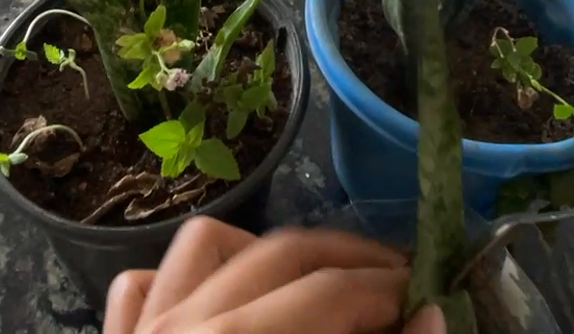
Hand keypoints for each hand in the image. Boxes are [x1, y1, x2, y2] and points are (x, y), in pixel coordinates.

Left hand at [105, 217, 443, 333]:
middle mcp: (181, 330)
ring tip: (311, 282)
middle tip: (394, 279)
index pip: (326, 297)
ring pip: (205, 247)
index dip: (384, 290)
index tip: (423, 293)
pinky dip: (181, 281)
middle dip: (345, 260)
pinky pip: (140, 287)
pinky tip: (215, 301)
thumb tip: (433, 312)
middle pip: (277, 258)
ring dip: (263, 254)